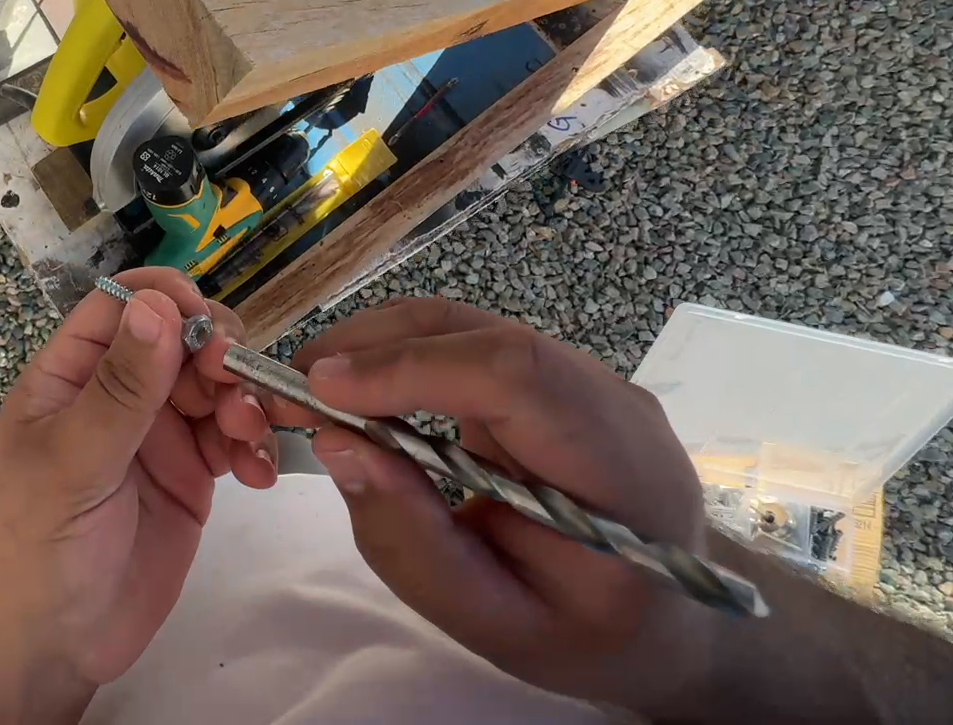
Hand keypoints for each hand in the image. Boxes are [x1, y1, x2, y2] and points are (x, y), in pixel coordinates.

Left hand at [0, 268, 275, 715]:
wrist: (51, 648)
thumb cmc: (36, 545)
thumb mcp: (72, 462)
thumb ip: (119, 387)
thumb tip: (157, 304)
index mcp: (71, 373)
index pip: (119, 304)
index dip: (165, 299)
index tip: (208, 322)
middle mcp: (116, 391)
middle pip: (178, 338)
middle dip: (215, 353)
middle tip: (236, 388)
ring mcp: (155, 431)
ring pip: (211, 383)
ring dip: (241, 398)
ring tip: (246, 437)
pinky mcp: (189, 473)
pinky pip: (230, 436)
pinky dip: (252, 444)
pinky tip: (256, 474)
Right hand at [277, 298, 721, 714]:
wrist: (662, 614)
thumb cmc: (584, 630)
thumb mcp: (492, 621)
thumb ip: (412, 543)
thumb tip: (335, 443)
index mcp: (618, 463)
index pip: (512, 373)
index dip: (407, 368)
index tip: (321, 394)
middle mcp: (600, 392)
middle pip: (471, 329)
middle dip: (367, 346)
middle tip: (290, 389)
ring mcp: (569, 369)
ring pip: (453, 322)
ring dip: (368, 342)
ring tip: (310, 388)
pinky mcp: (535, 366)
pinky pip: (451, 336)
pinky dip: (387, 350)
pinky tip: (353, 388)